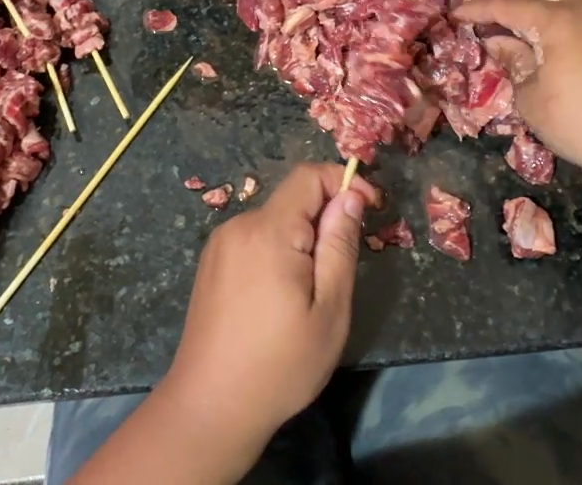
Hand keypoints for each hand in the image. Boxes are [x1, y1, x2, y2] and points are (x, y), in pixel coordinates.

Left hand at [154, 163, 378, 451]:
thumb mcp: (329, 310)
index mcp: (269, 231)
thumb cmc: (280, 364)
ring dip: (302, 238)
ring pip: (274, 221)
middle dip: (325, 217)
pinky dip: (278, 250)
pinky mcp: (211, 263)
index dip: (344, 181)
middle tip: (345, 265)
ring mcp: (220, 244)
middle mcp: (239, 225)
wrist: (210, 405)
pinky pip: (254, 239)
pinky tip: (281, 297)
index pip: (308, 176)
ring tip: (313, 291)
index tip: (371, 208)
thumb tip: (350, 196)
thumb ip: (340, 246)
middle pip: (292, 199)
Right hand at [455, 0, 581, 191]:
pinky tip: (559, 46)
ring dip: (542, 1)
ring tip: (523, 28)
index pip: (508, 4)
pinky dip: (565, 18)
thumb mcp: (532, 101)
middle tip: (494, 7)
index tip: (457, 13)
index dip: (479, 8)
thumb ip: (513, 64)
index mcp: (558, 21)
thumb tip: (499, 42)